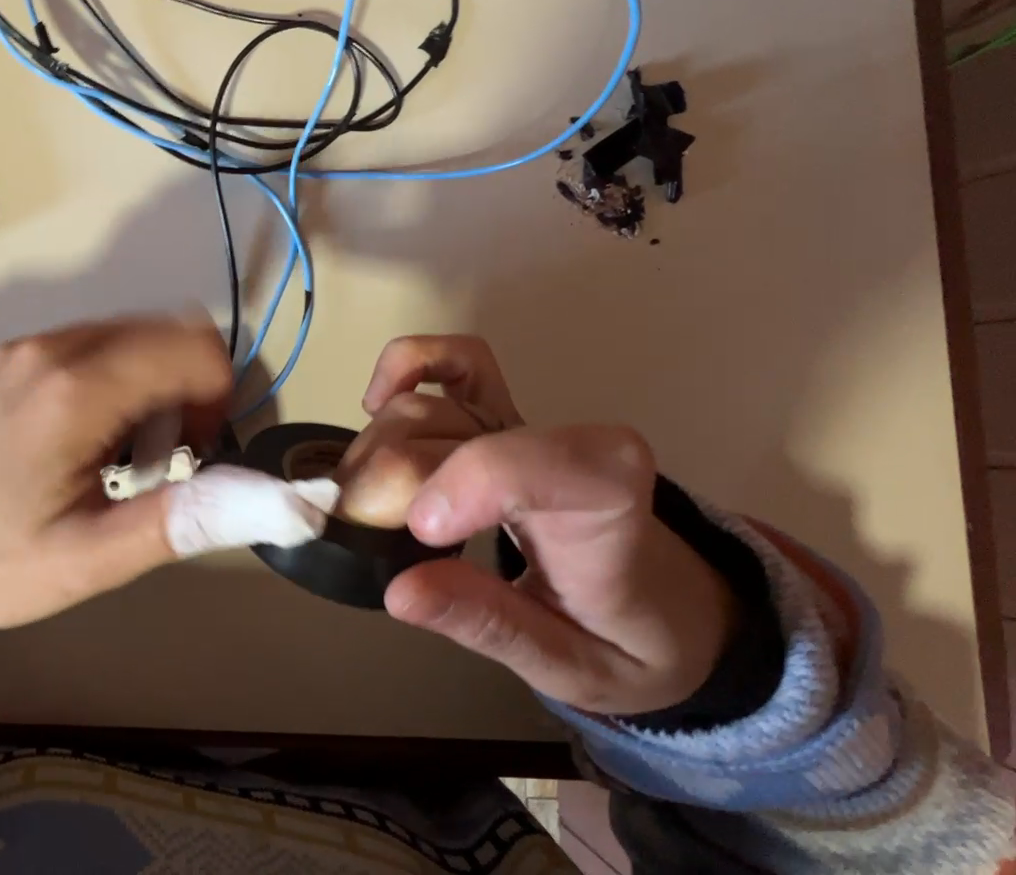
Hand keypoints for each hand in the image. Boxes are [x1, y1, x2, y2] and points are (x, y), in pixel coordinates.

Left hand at [0, 316, 318, 630]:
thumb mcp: (95, 557)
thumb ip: (190, 517)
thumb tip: (290, 502)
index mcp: (74, 391)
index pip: (191, 348)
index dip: (217, 397)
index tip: (193, 454)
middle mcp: (48, 347)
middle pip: (162, 330)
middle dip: (186, 388)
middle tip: (159, 459)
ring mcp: (20, 345)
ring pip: (125, 332)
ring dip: (148, 382)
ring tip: (117, 453)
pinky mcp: (3, 354)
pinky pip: (82, 341)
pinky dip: (108, 375)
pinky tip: (80, 435)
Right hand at [345, 336, 735, 715]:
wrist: (667, 605)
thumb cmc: (625, 639)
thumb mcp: (569, 665)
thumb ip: (489, 625)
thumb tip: (398, 591)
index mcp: (604, 520)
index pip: (552, 463)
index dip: (475, 478)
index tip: (422, 532)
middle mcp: (563, 453)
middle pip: (447, 438)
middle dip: (384, 487)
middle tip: (362, 542)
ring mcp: (524, 428)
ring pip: (426, 408)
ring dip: (372, 453)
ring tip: (360, 509)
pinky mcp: (499, 416)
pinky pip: (456, 362)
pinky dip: (408, 365)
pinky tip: (375, 404)